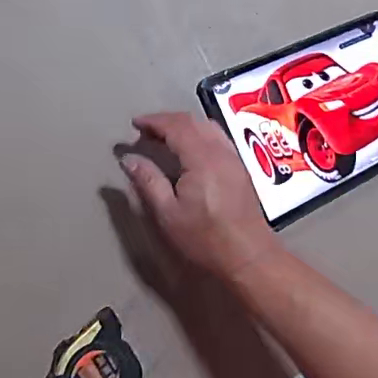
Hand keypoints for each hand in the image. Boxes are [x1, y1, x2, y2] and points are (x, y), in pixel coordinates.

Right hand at [119, 112, 281, 283]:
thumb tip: (128, 159)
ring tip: (163, 139)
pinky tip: (188, 150)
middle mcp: (220, 151)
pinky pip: (217, 137)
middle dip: (166, 121)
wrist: (249, 256)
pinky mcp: (240, 168)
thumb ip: (148, 181)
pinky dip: (198, 134)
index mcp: (202, 158)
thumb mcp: (168, 214)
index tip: (134, 124)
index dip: (153, 121)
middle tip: (144, 132)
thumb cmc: (205, 238)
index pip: (176, 126)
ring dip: (183, 126)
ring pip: (207, 127)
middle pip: (192, 122)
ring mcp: (234, 158)